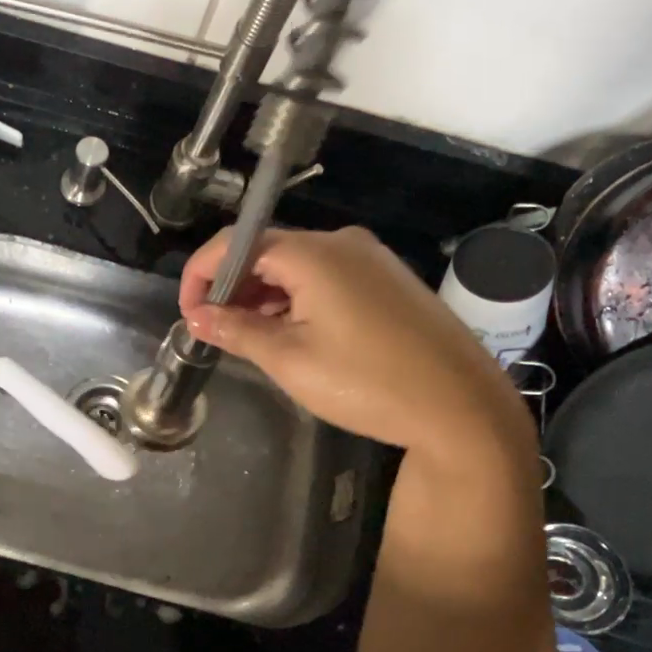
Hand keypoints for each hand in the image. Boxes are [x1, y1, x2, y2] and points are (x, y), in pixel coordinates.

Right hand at [180, 227, 532, 459]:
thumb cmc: (366, 382)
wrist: (462, 408)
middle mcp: (342, 243)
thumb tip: (197, 317)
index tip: (189, 316)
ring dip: (264, 294)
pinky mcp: (389, 280)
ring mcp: (371, 259)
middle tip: (215, 330)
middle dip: (232, 286)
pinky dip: (297, 298)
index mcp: (312, 252)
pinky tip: (292, 333)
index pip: (235, 244)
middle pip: (267, 250)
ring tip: (249, 336)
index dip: (201, 276)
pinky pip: (327, 277)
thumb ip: (237, 330)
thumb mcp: (289, 360)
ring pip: (297, 265)